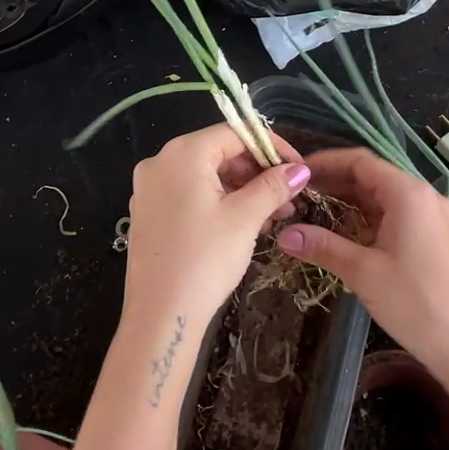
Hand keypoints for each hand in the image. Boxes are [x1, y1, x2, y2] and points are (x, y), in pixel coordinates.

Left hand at [122, 123, 310, 324]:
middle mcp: (161, 161)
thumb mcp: (245, 218)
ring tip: (275, 216)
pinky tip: (245, 224)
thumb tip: (299, 170)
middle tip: (289, 197)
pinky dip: (219, 202)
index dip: (271, 146)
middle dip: (257, 172)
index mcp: (183, 153)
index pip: (234, 133)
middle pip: (219, 152)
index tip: (298, 168)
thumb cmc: (204, 259)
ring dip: (242, 190)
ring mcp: (150, 188)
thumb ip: (273, 186)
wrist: (159, 317)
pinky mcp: (149, 213)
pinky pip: (190, 194)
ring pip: (206, 175)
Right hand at [275, 147, 448, 371]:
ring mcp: (432, 216)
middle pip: (372, 176)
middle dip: (335, 182)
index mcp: (408, 193)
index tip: (298, 173)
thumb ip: (322, 247)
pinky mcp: (434, 236)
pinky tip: (346, 233)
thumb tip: (284, 235)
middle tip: (300, 194)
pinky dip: (369, 217)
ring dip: (351, 201)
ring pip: (383, 196)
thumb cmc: (415, 303)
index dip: (326, 163)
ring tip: (316, 211)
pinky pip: (396, 214)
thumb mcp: (363, 272)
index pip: (360, 161)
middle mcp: (423, 196)